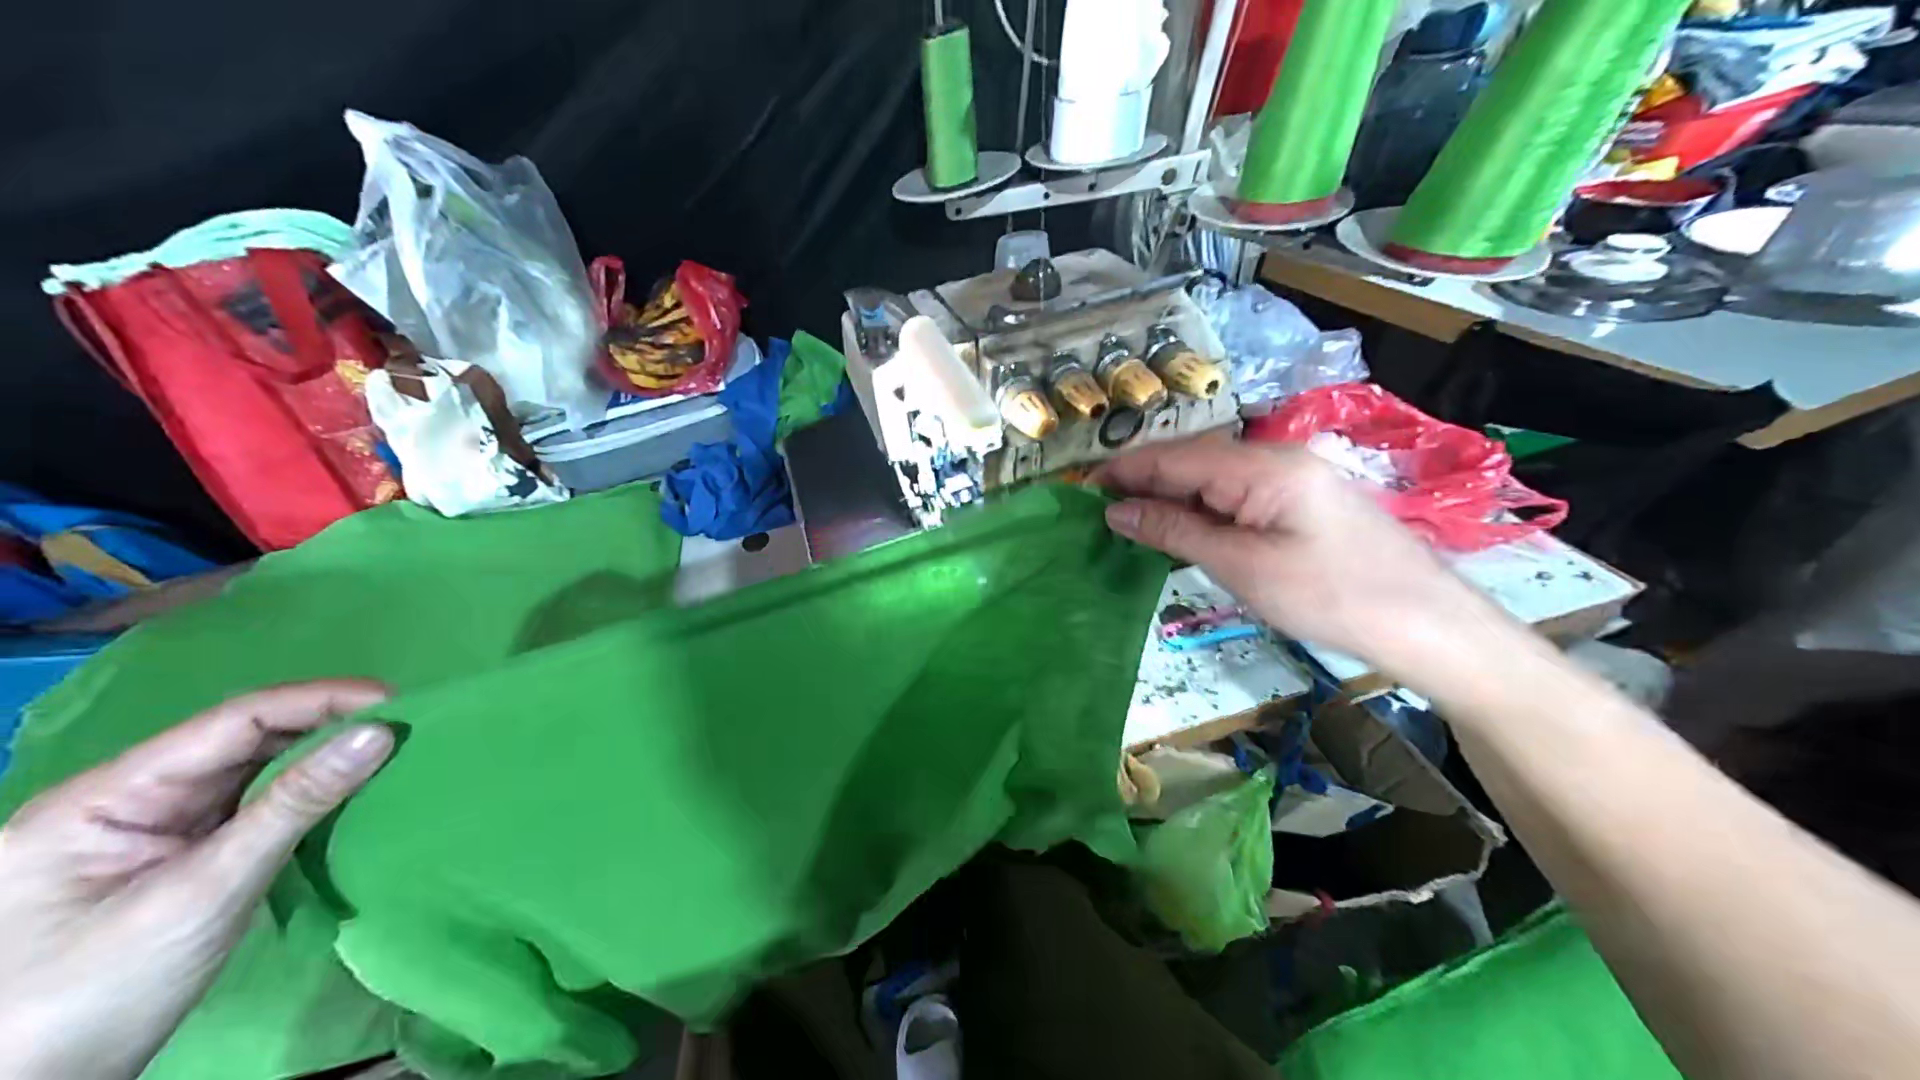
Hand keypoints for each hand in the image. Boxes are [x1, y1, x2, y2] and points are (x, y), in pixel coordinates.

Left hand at [0, 680, 395, 1079]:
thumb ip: (294, 805)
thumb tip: (380, 734)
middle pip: (249, 738)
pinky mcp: (189, 854)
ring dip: (325, 756)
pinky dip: (312, 791)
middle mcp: (136, 797)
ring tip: (395, 748)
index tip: (395, 701)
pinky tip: (354, 787)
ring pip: (259, 768)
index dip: (318, 700)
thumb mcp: (205, 891)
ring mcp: (162, 827)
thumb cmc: (98, 989)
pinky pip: (260, 803)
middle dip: (329, 724)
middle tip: (410, 724)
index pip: (235, 721)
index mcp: (111, 795)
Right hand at [1094, 438, 1521, 684]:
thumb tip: (1117, 510)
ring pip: (1213, 478)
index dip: (1124, 470)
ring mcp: (1292, 478)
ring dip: (1170, 497)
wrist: (1428, 625)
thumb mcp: (1242, 567)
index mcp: (1262, 466)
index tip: (1080, 489)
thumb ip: (1176, 530)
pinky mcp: (1301, 501)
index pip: (1174, 457)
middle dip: (1143, 482)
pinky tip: (1180, 528)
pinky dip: (1201, 509)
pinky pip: (1237, 494)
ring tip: (1127, 522)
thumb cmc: (1331, 597)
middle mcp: (1276, 458)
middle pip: (1192, 461)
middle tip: (1097, 511)